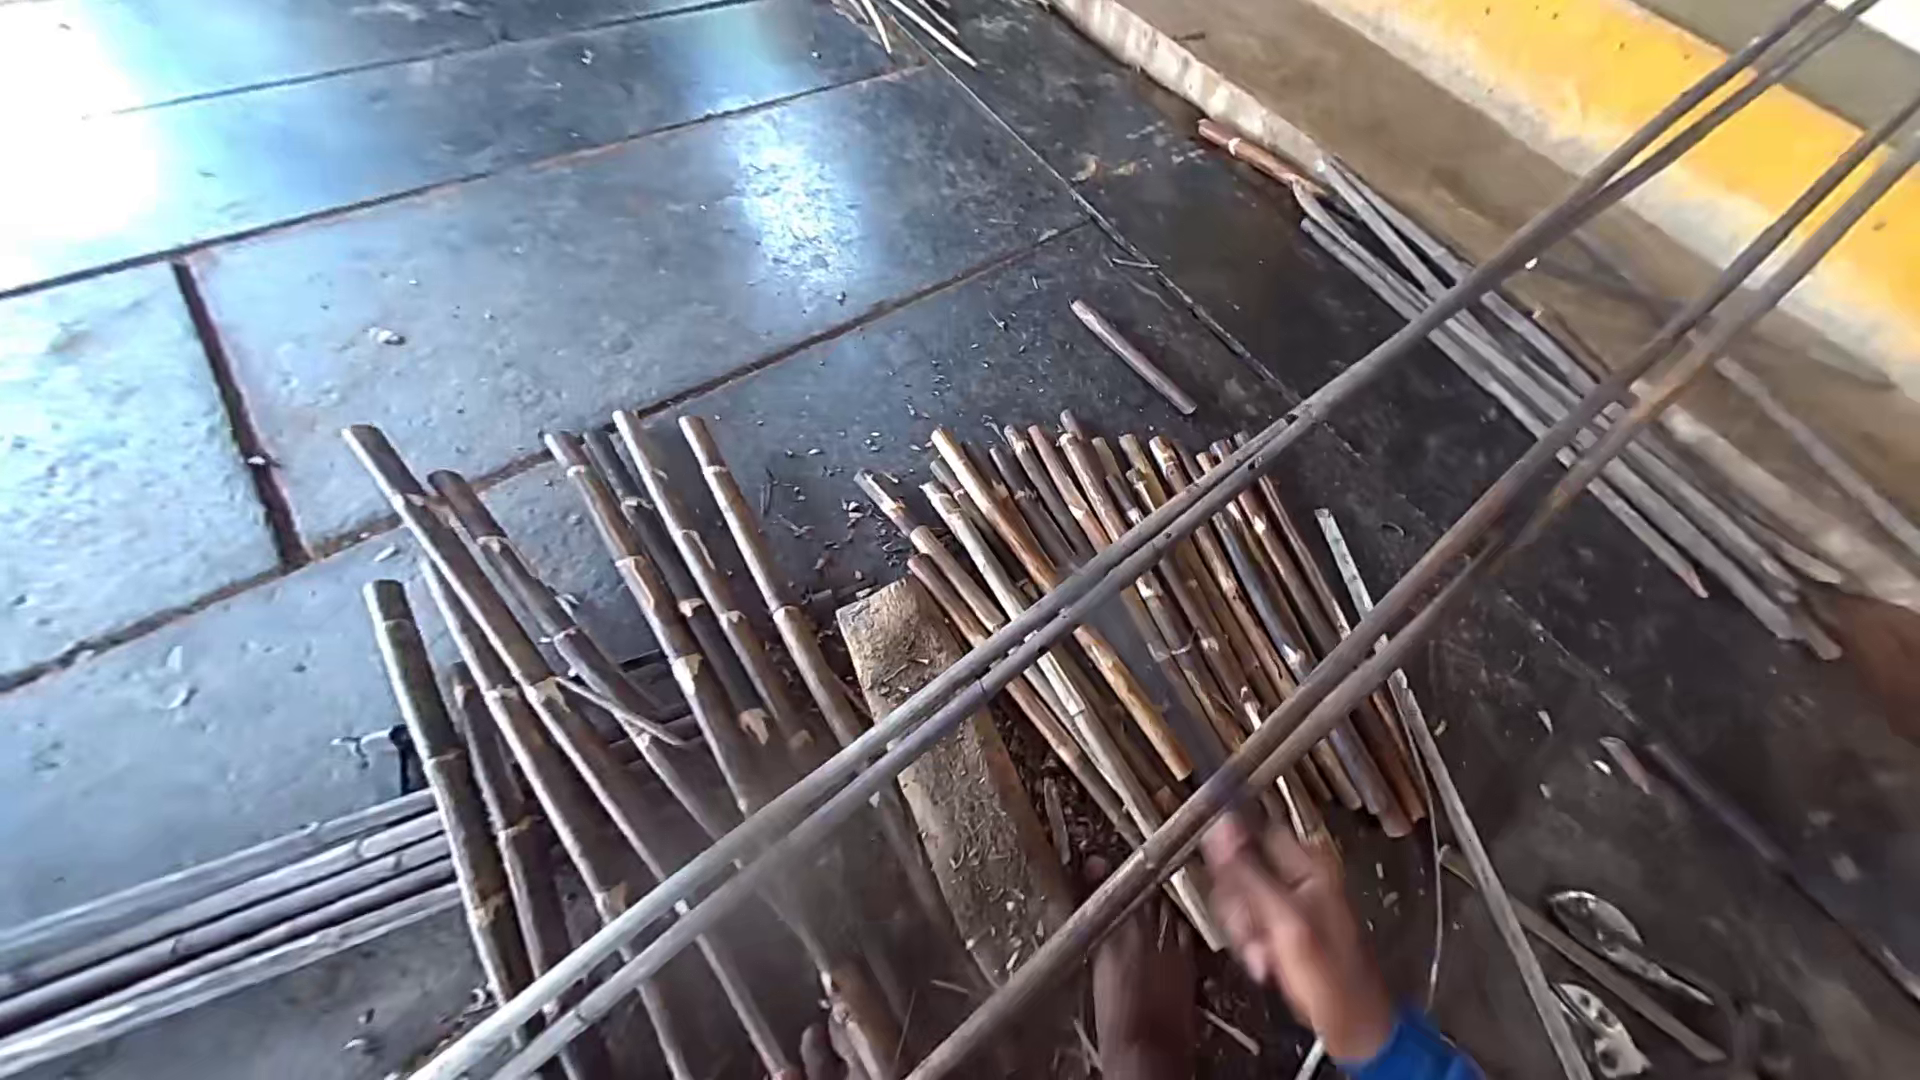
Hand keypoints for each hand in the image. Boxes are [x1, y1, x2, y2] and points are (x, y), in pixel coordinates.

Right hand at [1201, 814, 1394, 1061]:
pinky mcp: (1282, 921)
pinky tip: (1263, 958)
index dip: (1230, 845)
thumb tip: (1221, 826)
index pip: (1253, 827)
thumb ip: (1249, 870)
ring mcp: (1291, 898)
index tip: (1218, 868)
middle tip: (1246, 924)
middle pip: (1240, 862)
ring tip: (1258, 949)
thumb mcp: (1284, 919)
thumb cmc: (1334, 979)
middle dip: (1235, 898)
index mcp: (1308, 862)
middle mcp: (1299, 874)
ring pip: (1239, 890)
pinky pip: (1246, 915)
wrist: (1355, 1031)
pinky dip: (1248, 938)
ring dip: (1240, 923)